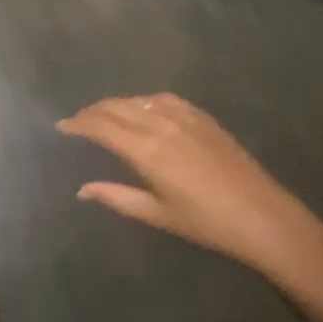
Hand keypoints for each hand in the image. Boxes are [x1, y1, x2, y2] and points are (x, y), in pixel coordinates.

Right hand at [58, 94, 322, 286]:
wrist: (261, 215)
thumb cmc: (205, 222)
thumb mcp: (156, 214)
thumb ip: (116, 197)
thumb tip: (83, 189)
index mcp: (144, 150)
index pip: (101, 126)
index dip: (78, 123)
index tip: (61, 126)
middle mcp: (159, 124)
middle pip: (116, 107)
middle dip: (92, 111)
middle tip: (77, 120)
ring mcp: (182, 116)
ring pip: (138, 100)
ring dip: (115, 104)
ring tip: (104, 114)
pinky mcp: (201, 116)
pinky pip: (163, 99)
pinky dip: (143, 101)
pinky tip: (142, 108)